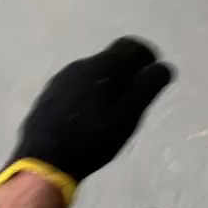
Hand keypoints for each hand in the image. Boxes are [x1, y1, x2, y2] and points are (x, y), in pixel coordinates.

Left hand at [0, 37, 173, 205]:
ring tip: (112, 113)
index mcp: (103, 66)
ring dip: (107, 85)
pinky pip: (77, 86)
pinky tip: (88, 118)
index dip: (146, 57)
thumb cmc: (93, 138)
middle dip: (127, 73)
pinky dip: (89, 94)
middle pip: (112, 59)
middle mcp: (81, 64)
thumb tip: (164, 67)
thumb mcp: (128, 116)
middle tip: (136, 99)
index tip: (152, 76)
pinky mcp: (50, 94)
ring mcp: (62, 78)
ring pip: (93, 73)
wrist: (44, 161)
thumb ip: (147, 87)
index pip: (132, 46)